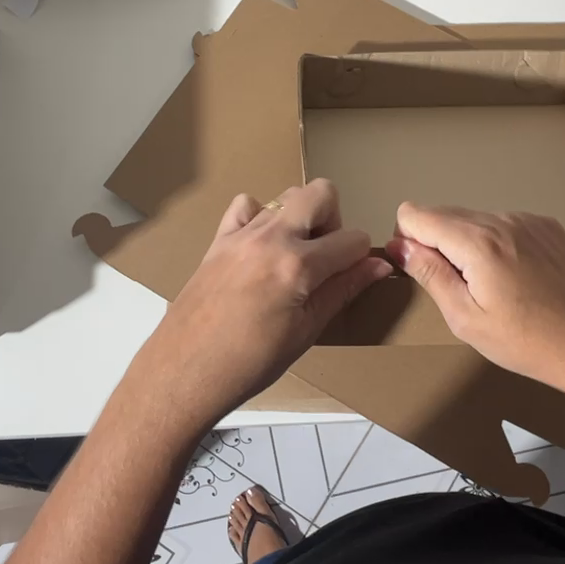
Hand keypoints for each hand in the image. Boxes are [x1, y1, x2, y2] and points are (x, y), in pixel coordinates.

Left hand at [131, 179, 391, 428]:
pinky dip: (261, 217)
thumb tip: (379, 266)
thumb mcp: (306, 331)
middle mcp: (271, 238)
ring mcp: (241, 235)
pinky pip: (246, 206)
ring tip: (293, 257)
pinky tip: (261, 249)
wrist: (186, 371)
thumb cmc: (250, 362)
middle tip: (325, 258)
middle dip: (333, 220)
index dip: (361, 257)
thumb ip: (343, 290)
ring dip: (300, 218)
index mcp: (298, 265)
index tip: (353, 275)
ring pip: (285, 196)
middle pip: (321, 192)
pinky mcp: (218, 240)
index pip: (352, 238)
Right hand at [389, 203, 564, 399]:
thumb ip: (429, 273)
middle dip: (436, 243)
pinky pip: (503, 224)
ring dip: (467, 245)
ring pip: (473, 219)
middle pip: (443, 213)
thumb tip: (397, 245)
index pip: (415, 214)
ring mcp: (529, 220)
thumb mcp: (465, 318)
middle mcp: (503, 219)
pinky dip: (496, 244)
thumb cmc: (525, 342)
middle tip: (458, 288)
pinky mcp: (548, 227)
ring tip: (490, 287)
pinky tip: (514, 278)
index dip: (408, 241)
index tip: (423, 272)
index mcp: (478, 241)